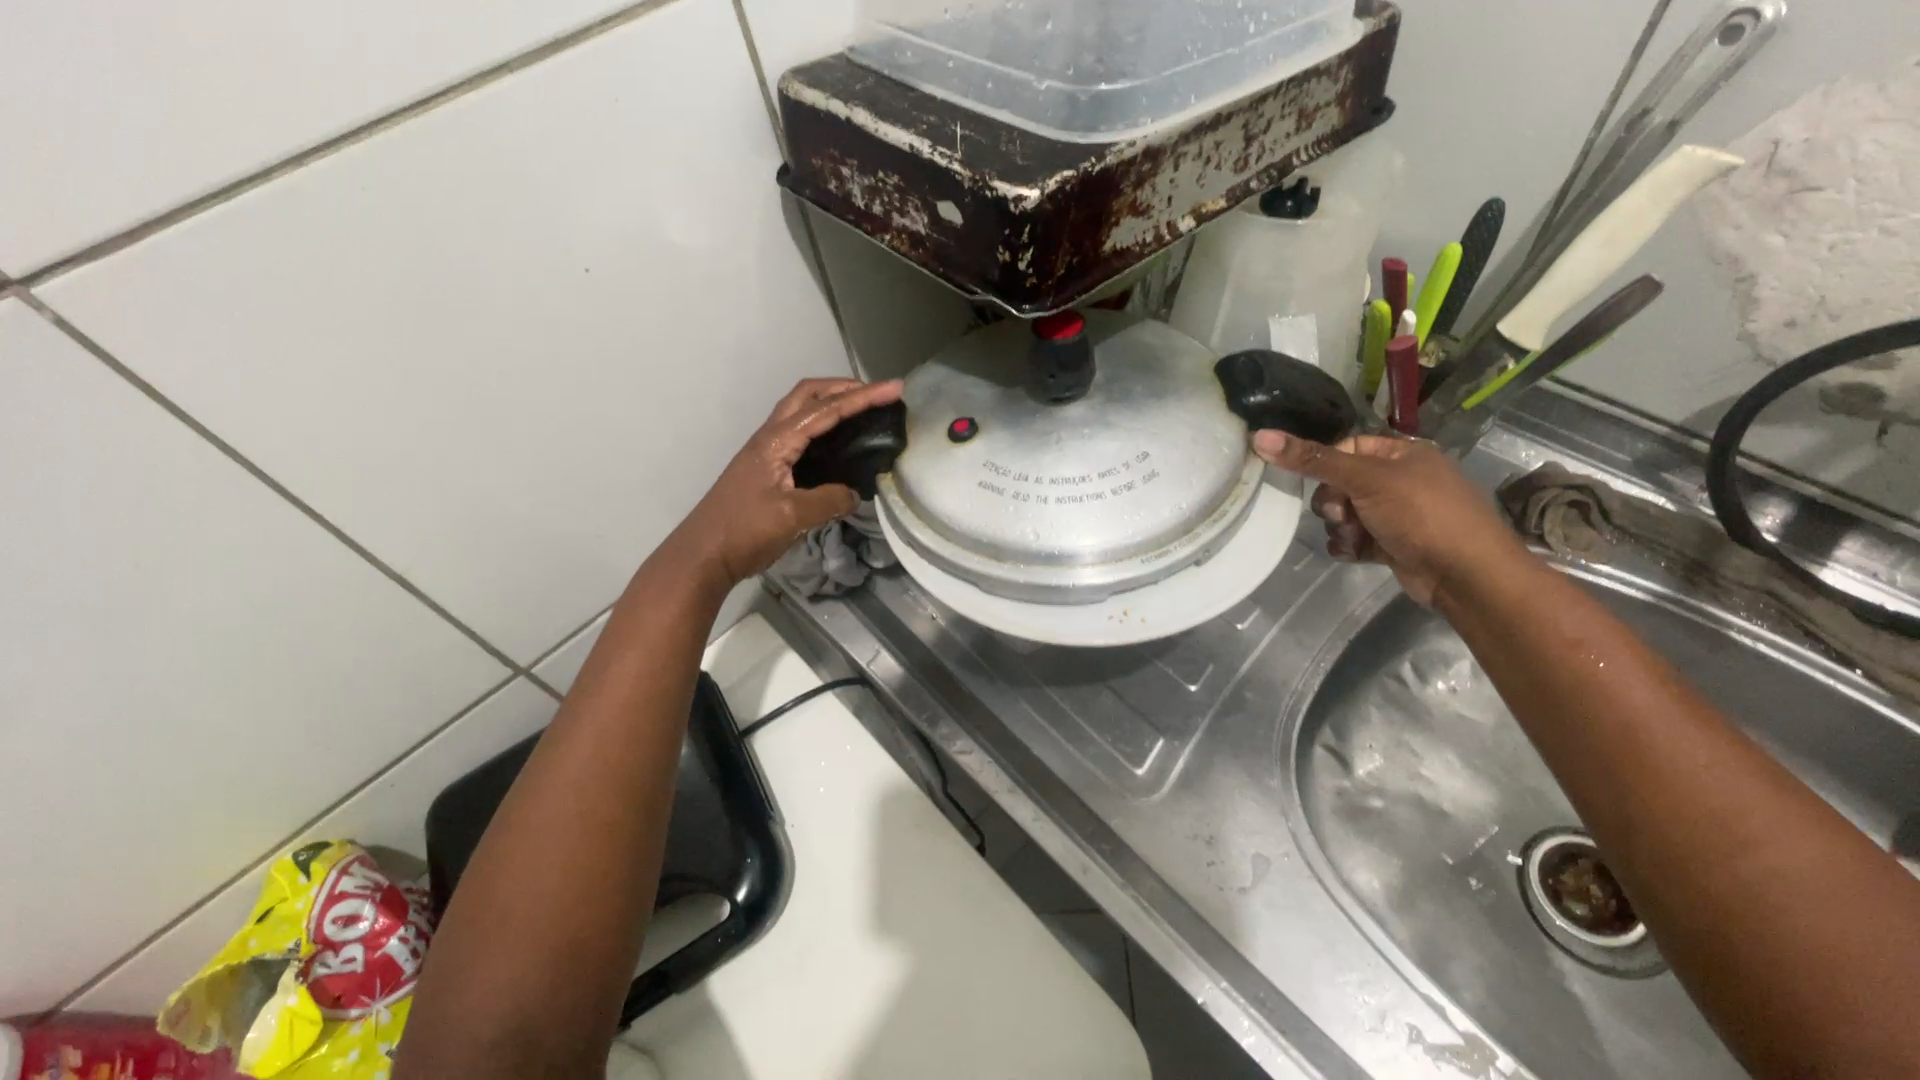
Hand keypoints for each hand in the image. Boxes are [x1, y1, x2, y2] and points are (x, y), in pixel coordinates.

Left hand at [673, 377, 903, 588]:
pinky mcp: (765, 470)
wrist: (703, 556)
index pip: (826, 409)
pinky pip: (799, 436)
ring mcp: (765, 453)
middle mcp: (770, 438)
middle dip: (844, 388)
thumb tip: (854, 494)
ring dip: (831, 405)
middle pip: (808, 395)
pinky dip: (822, 429)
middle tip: (875, 395)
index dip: (863, 397)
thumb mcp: (792, 517)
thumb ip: (828, 500)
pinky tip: (837, 448)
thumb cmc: (743, 531)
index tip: (894, 389)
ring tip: (861, 414)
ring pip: (801, 413)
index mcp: (777, 442)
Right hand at [1252, 431, 1522, 606]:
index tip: (1318, 481)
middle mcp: (1400, 480)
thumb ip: (1313, 460)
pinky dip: (1349, 546)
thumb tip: (1260, 436)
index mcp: (1402, 453)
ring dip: (1340, 529)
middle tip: (1341, 515)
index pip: (1347, 447)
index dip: (1327, 464)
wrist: (1465, 573)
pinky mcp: (1392, 544)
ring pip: (1345, 515)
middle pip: (1341, 483)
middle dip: (1332, 503)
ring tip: (1353, 539)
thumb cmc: (1421, 514)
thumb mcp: (1365, 480)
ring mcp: (1397, 515)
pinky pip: (1355, 540)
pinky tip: (1354, 554)